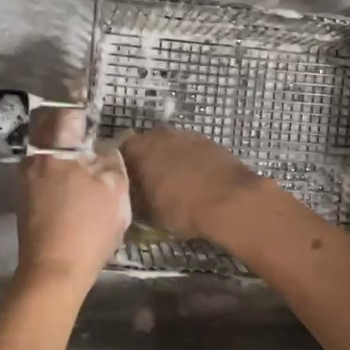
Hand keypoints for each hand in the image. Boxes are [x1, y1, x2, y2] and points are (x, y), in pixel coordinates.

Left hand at [15, 109, 129, 289]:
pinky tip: (77, 203)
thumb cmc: (88, 229)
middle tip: (96, 156)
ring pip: (50, 165)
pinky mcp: (24, 208)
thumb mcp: (116, 192)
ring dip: (68, 168)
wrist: (54, 273)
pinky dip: (60, 187)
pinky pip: (45, 185)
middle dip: (74, 145)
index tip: (94, 118)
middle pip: (55, 141)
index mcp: (53, 153)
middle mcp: (32, 164)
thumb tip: (106, 152)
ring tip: (90, 183)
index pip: (65, 117)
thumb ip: (112, 163)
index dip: (81, 114)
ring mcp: (24, 187)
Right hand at [119, 127, 266, 239]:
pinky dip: (189, 163)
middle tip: (148, 187)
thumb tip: (130, 201)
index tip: (125, 188)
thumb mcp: (149, 214)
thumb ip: (135, 203)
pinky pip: (190, 152)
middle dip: (145, 165)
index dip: (121, 173)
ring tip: (173, 185)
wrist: (231, 200)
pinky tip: (194, 181)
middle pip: (146, 148)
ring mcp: (186, 135)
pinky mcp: (209, 142)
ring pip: (169, 148)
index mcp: (138, 150)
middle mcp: (159, 135)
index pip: (118, 157)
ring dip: (168, 162)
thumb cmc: (182, 208)